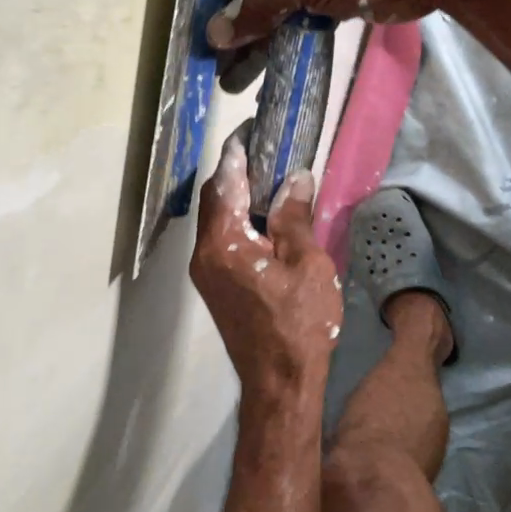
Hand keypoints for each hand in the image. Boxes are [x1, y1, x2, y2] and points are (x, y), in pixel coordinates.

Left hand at [190, 123, 343, 394]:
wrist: (278, 382)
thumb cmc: (299, 323)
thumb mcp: (306, 263)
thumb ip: (294, 217)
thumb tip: (295, 178)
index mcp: (223, 242)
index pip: (225, 182)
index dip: (237, 152)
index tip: (251, 130)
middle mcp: (204, 254)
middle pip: (214, 201)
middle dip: (235, 173)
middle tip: (266, 153)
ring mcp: (206, 274)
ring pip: (216, 223)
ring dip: (238, 199)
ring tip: (271, 182)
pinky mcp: (216, 288)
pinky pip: (222, 242)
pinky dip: (239, 224)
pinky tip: (266, 221)